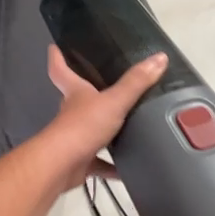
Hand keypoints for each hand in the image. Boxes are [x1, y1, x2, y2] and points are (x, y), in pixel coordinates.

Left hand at [35, 46, 166, 185]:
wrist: (62, 165)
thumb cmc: (83, 126)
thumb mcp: (114, 100)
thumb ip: (136, 82)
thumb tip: (160, 57)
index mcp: (75, 94)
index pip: (61, 70)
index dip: (57, 58)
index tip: (54, 47)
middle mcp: (72, 113)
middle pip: (75, 99)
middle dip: (86, 93)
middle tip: (103, 86)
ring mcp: (74, 138)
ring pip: (89, 131)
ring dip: (104, 131)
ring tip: (126, 127)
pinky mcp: (79, 162)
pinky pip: (99, 163)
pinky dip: (112, 166)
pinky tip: (128, 168)